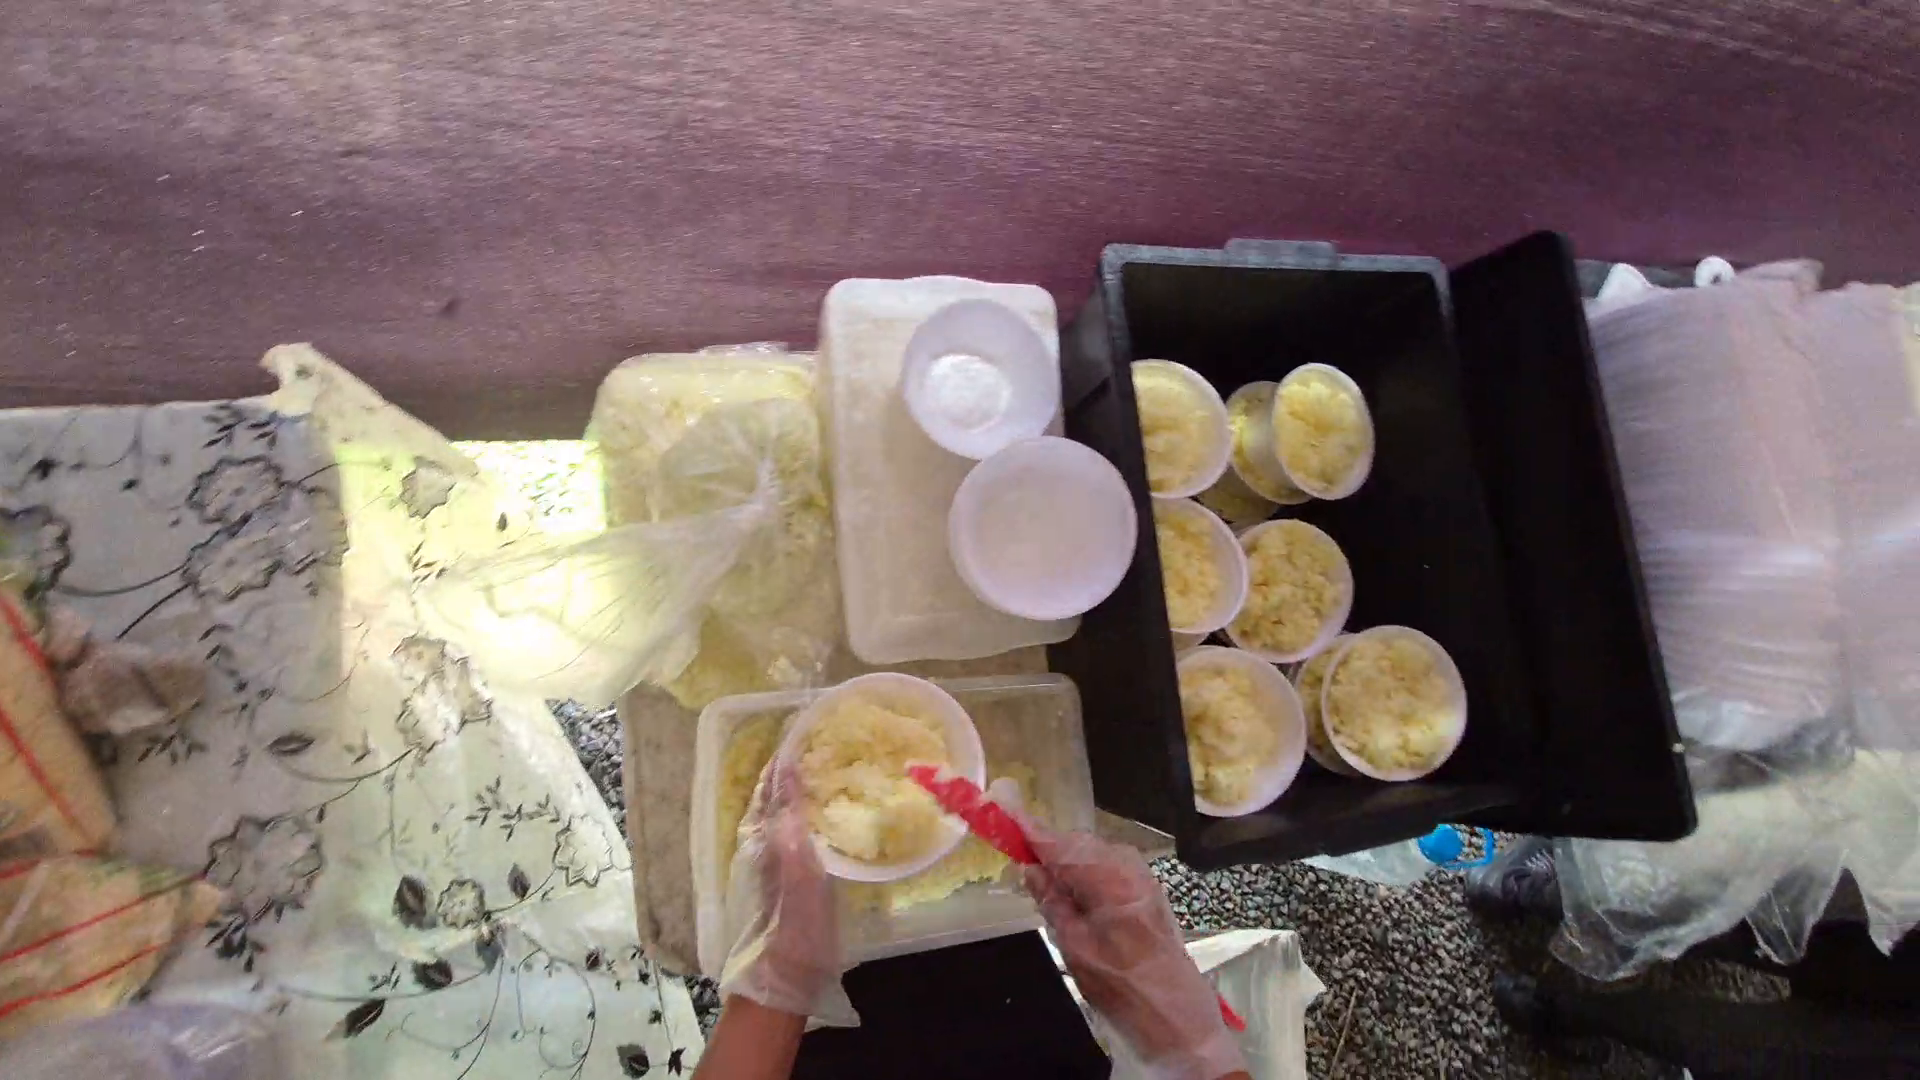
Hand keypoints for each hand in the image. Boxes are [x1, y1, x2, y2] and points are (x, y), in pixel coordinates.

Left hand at [718, 760, 852, 1022]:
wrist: (779, 983)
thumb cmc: (793, 928)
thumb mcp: (800, 872)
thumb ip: (791, 822)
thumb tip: (787, 772)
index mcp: (764, 839)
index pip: (771, 786)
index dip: (785, 758)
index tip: (804, 730)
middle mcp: (760, 846)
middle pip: (772, 798)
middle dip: (789, 769)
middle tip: (818, 744)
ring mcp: (768, 864)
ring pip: (779, 815)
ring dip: (794, 790)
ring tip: (820, 769)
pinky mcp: (779, 881)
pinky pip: (789, 833)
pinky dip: (801, 813)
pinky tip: (819, 814)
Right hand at [1023, 824, 1246, 1079]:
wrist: (1178, 1017)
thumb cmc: (1122, 986)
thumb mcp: (1074, 947)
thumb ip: (1052, 901)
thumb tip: (1031, 869)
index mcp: (1107, 877)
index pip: (1057, 843)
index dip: (1027, 827)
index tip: (1002, 810)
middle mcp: (1126, 864)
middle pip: (1074, 843)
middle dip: (1047, 849)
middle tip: (1021, 866)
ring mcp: (1140, 873)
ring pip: (1090, 854)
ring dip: (1066, 863)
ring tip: (1047, 889)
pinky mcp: (1146, 886)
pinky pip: (1107, 866)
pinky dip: (1085, 872)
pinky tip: (1075, 896)